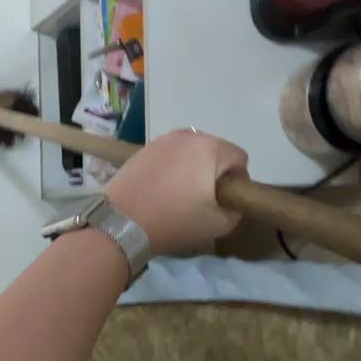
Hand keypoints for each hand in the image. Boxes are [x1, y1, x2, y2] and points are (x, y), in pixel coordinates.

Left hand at [106, 129, 248, 254]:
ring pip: (189, 151)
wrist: (121, 222)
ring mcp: (161, 140)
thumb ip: (236, 210)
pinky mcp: (142, 150)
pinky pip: (168, 155)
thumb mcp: (218, 224)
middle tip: (202, 198)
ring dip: (192, 167)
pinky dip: (171, 167)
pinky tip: (161, 188)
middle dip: (214, 171)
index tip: (225, 200)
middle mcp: (186, 136)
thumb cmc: (174, 220)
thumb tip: (231, 202)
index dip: (238, 180)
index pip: (239, 158)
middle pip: (214, 150)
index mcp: (210, 147)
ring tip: (180, 193)